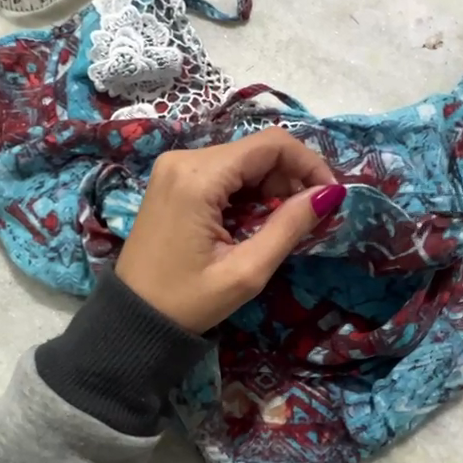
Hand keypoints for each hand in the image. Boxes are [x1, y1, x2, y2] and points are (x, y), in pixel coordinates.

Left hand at [116, 129, 345, 332]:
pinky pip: (221, 172)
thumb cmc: (187, 302)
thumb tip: (330, 194)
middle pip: (256, 150)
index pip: (270, 144)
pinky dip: (245, 192)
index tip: (330, 196)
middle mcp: (183, 159)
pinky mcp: (171, 181)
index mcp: (198, 177)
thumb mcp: (245, 271)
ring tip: (273, 228)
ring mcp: (174, 168)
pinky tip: (248, 224)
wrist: (132, 318)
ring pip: (241, 160)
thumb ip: (289, 227)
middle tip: (299, 222)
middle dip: (288, 180)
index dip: (309, 164)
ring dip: (268, 188)